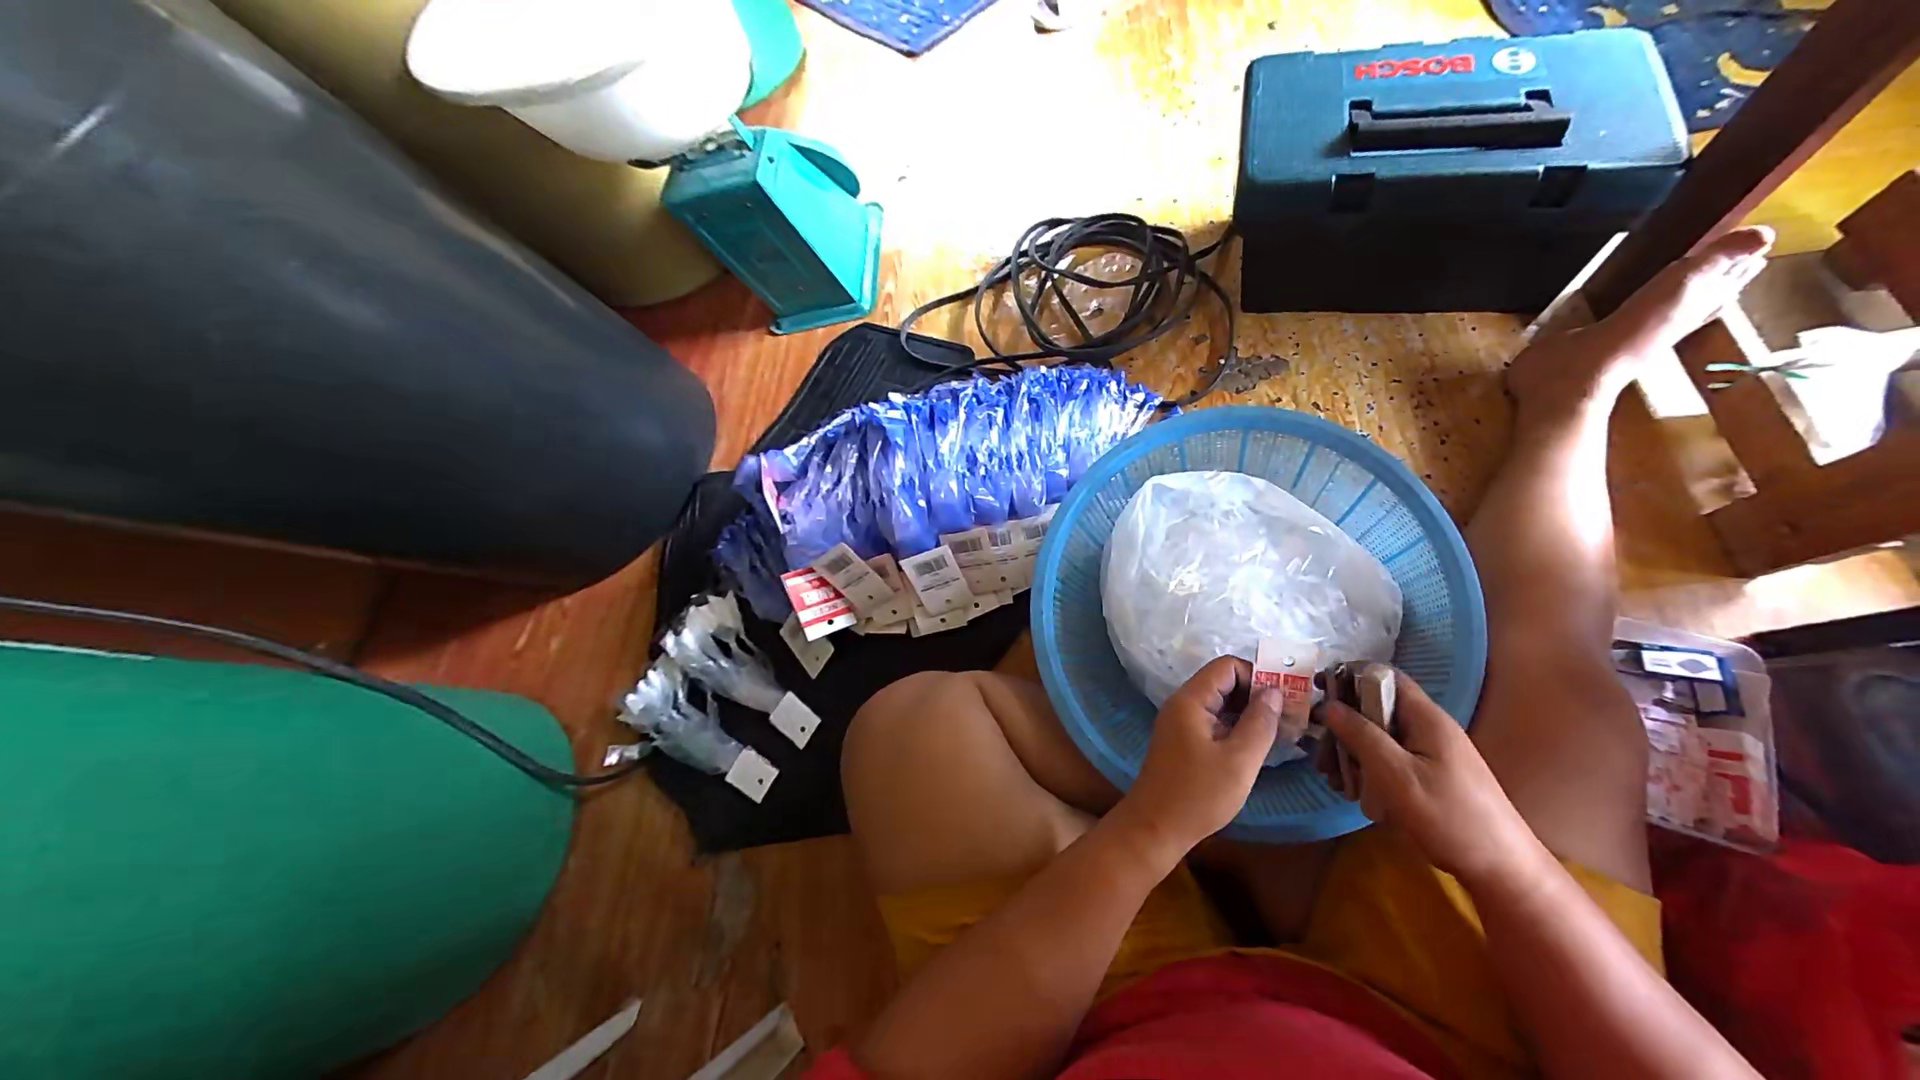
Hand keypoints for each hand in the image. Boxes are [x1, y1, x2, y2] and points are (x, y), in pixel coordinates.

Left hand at [1114, 656, 1282, 859]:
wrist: (1155, 827)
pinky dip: (1236, 726)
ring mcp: (1181, 722)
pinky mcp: (1184, 740)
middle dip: (1257, 693)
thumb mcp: (1239, 760)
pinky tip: (1258, 744)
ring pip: (1220, 702)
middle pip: (1223, 682)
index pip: (1227, 667)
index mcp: (1190, 700)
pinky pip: (1214, 721)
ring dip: (1249, 711)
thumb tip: (1273, 691)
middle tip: (1290, 715)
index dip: (1258, 676)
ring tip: (1281, 730)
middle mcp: (1182, 704)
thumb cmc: (1198, 795)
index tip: (1285, 698)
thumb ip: (1259, 722)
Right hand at [1316, 672, 1543, 885]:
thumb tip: (1328, 704)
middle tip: (1320, 753)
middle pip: (1374, 708)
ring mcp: (1430, 753)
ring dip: (1350, 752)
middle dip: (1342, 725)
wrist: (1502, 869)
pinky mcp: (1428, 775)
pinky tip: (1354, 792)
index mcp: (1426, 718)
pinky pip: (1388, 759)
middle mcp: (1428, 728)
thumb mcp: (1396, 774)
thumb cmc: (1449, 817)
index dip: (1347, 676)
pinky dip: (1366, 769)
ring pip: (1377, 736)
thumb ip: (1361, 734)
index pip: (1383, 676)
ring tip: (1333, 780)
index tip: (1316, 690)